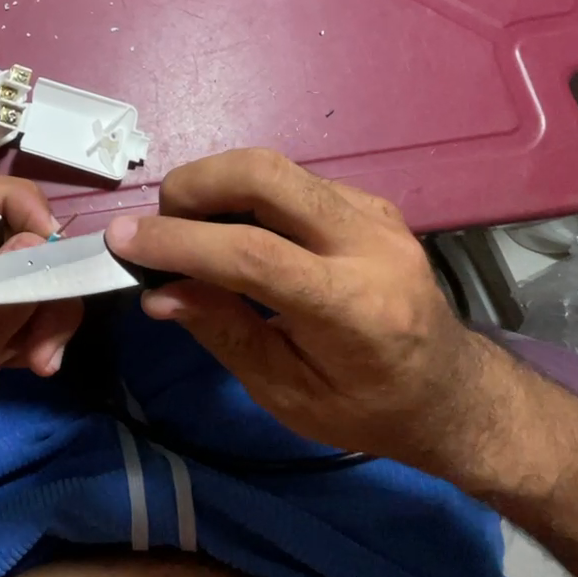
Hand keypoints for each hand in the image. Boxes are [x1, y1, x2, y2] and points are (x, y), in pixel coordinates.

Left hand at [0, 176, 82, 526]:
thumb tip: (38, 246)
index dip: (13, 203)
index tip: (55, 244)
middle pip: (3, 234)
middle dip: (41, 273)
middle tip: (54, 326)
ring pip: (21, 269)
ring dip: (47, 309)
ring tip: (44, 361)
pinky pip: (23, 302)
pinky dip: (41, 328)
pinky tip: (37, 367)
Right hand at [106, 148, 502, 470]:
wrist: (457, 395)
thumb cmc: (368, 410)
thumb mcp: (286, 394)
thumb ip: (222, 333)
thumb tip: (156, 293)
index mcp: (354, 309)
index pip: (253, 253)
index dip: (178, 241)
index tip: (121, 239)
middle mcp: (370, 245)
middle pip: (265, 174)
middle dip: (194, 185)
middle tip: (161, 223)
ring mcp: (373, 214)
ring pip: (273, 166)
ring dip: (214, 186)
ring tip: (191, 229)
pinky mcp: (367, 201)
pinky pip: (288, 179)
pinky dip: (243, 195)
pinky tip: (236, 231)